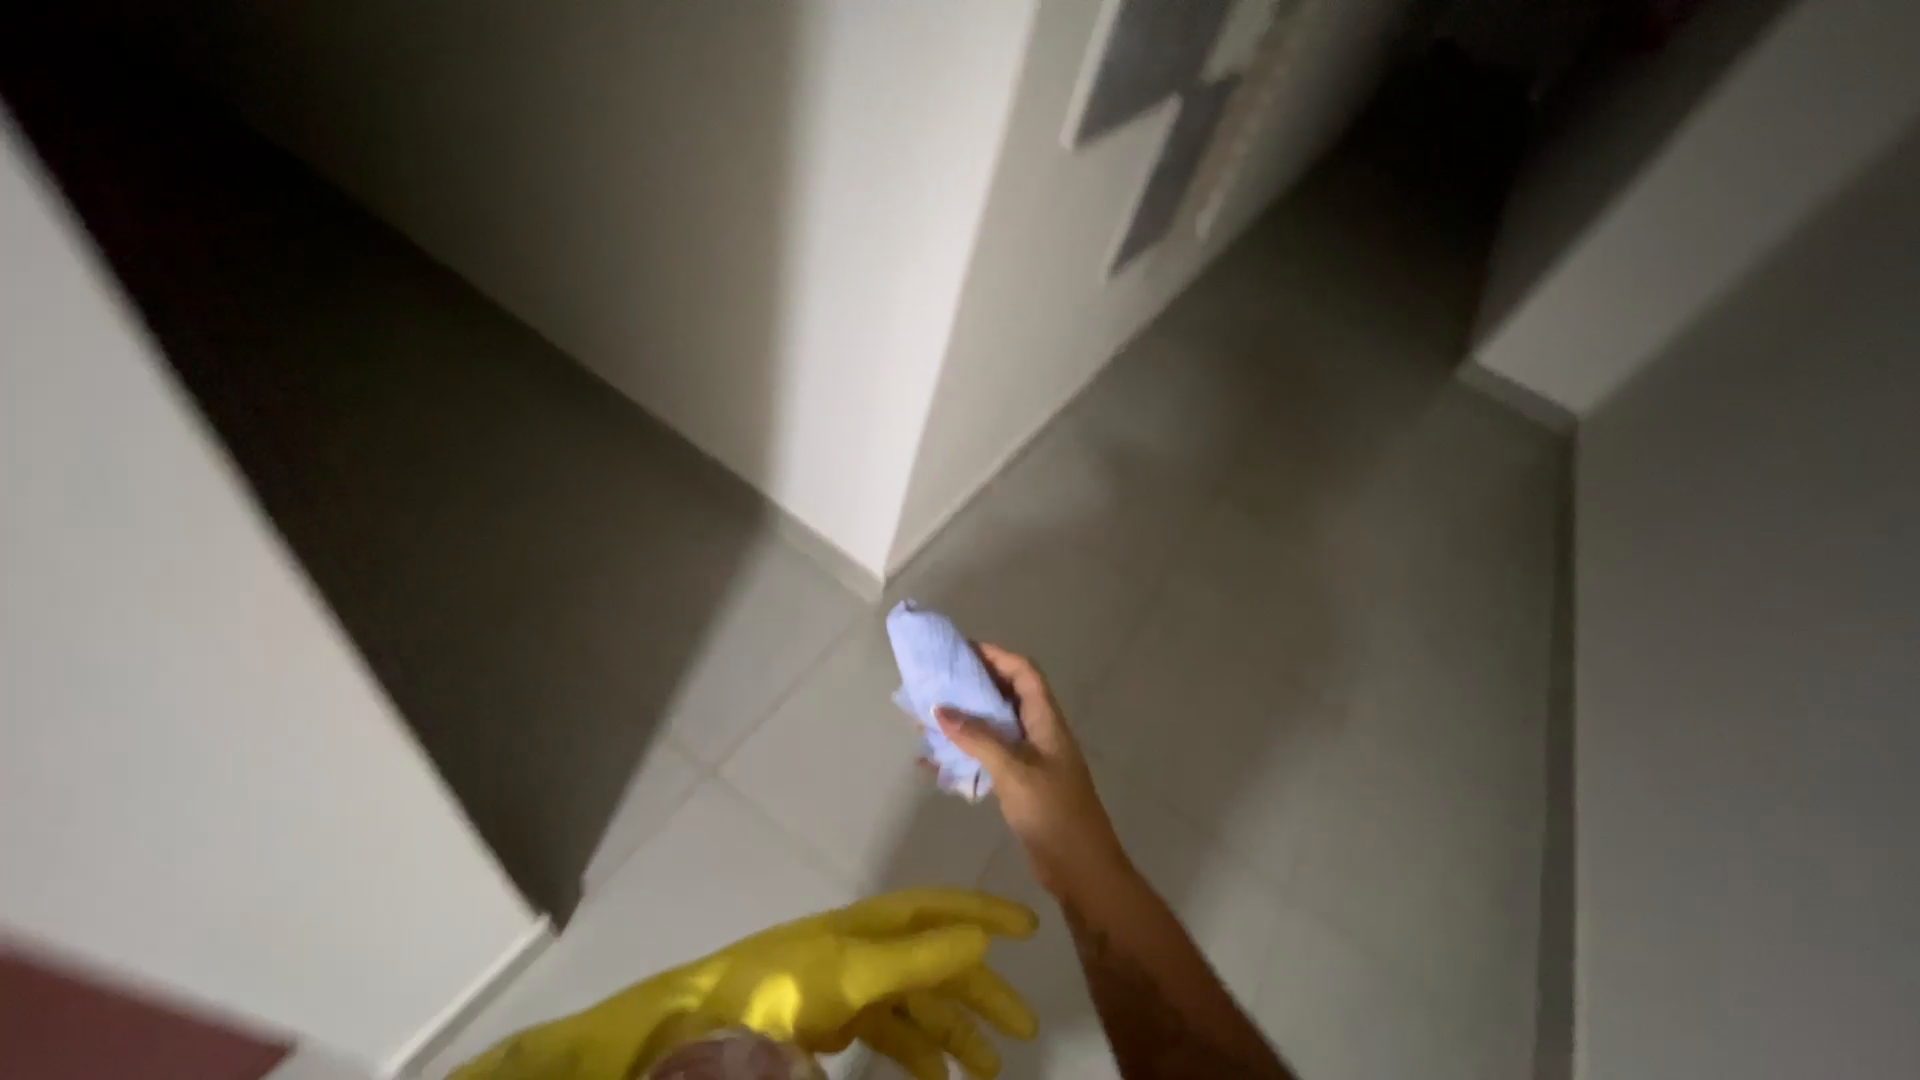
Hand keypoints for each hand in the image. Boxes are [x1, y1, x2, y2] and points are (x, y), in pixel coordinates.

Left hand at [449, 889, 1038, 1079]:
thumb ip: (916, 959)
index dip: (986, 914)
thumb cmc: (779, 989)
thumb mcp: (852, 973)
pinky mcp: (832, 1019)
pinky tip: (938, 1077)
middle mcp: (867, 947)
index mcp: (874, 925)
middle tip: (1026, 1030)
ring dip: (955, 1032)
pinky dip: (917, 1052)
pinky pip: (889, 1032)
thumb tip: (979, 938)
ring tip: (991, 1070)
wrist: (702, 1026)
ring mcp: (849, 984)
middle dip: (983, 993)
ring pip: (918, 1004)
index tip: (1030, 931)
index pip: (942, 909)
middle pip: (939, 963)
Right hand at [937, 643, 1129, 898]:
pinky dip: (965, 752)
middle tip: (937, 681)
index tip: (962, 651)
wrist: (1081, 869)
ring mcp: (1032, 760)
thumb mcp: (1014, 771)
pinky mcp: (1022, 784)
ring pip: (996, 727)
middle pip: (1008, 696)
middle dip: (974, 685)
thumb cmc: (1053, 812)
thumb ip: (978, 738)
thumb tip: (940, 708)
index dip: (997, 656)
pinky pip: (990, 756)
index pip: (1024, 673)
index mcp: (1047, 721)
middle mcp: (1040, 733)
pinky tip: (936, 760)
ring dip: (966, 720)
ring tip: (929, 717)